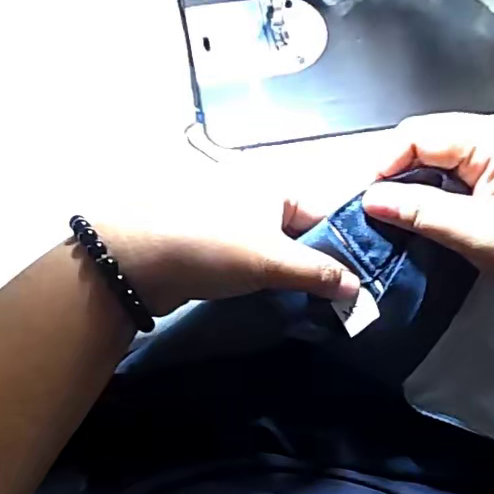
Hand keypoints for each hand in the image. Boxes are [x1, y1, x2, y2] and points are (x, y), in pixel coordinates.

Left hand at [92, 167, 360, 315]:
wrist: (136, 261)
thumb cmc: (212, 247)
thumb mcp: (272, 260)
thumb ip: (319, 273)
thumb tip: (357, 290)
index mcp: (275, 186)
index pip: (324, 217)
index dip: (341, 251)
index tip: (352, 286)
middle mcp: (255, 197)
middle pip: (299, 236)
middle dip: (313, 269)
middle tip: (329, 303)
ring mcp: (230, 222)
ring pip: (273, 252)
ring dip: (286, 279)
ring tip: (304, 308)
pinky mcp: (210, 246)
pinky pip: (248, 262)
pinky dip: (261, 281)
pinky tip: (269, 302)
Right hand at [358, 114, 493, 325]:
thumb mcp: (482, 233)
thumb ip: (423, 212)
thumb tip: (372, 198)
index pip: (424, 132)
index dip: (387, 161)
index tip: (365, 201)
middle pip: (437, 146)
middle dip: (402, 176)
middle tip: (378, 216)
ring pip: (453, 169)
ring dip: (424, 192)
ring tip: (401, 225)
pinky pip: (471, 188)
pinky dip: (447, 204)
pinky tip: (437, 228)